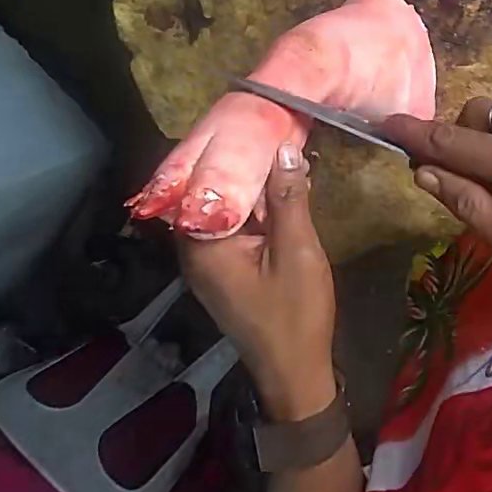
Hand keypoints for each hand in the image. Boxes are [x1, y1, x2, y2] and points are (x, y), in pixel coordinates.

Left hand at [177, 142, 336, 420]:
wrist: (296, 374)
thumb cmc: (295, 314)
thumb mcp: (297, 250)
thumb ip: (287, 198)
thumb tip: (283, 147)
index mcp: (201, 243)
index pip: (197, 181)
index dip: (218, 147)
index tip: (242, 118)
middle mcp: (194, 248)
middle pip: (207, 190)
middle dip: (233, 160)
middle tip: (260, 124)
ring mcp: (207, 259)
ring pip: (220, 205)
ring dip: (245, 181)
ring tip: (270, 144)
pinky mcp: (223, 266)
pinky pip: (231, 223)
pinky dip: (249, 204)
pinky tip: (274, 184)